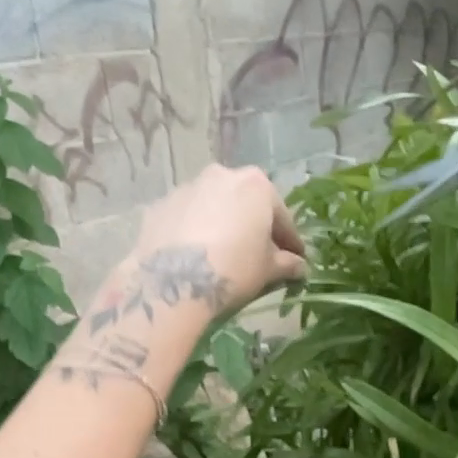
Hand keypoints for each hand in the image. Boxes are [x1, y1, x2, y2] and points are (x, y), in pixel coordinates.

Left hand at [127, 165, 306, 312]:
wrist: (172, 282)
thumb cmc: (233, 268)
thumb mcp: (268, 270)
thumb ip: (287, 263)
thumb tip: (299, 266)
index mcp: (256, 184)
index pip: (281, 215)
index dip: (289, 240)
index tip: (295, 258)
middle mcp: (221, 176)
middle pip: (244, 203)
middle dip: (252, 225)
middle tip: (257, 254)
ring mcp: (186, 188)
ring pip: (212, 206)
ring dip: (220, 224)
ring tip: (220, 254)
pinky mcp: (159, 205)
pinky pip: (184, 218)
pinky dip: (191, 231)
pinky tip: (192, 256)